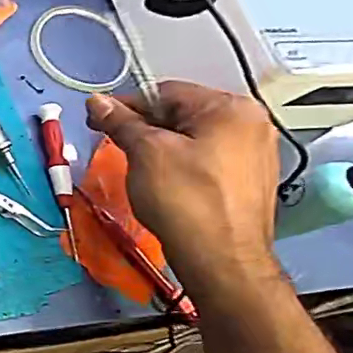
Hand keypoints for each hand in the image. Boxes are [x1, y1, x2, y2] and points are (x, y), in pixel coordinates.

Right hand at [84, 82, 281, 289]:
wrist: (221, 260)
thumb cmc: (185, 200)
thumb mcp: (145, 153)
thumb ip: (121, 122)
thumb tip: (97, 102)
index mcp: (231, 108)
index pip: (166, 92)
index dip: (127, 106)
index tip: (99, 122)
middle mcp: (251, 124)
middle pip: (181, 113)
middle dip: (145, 128)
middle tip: (116, 146)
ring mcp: (255, 154)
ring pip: (193, 137)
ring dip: (161, 147)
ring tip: (139, 168)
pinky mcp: (249, 181)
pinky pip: (206, 159)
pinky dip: (180, 164)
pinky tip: (164, 183)